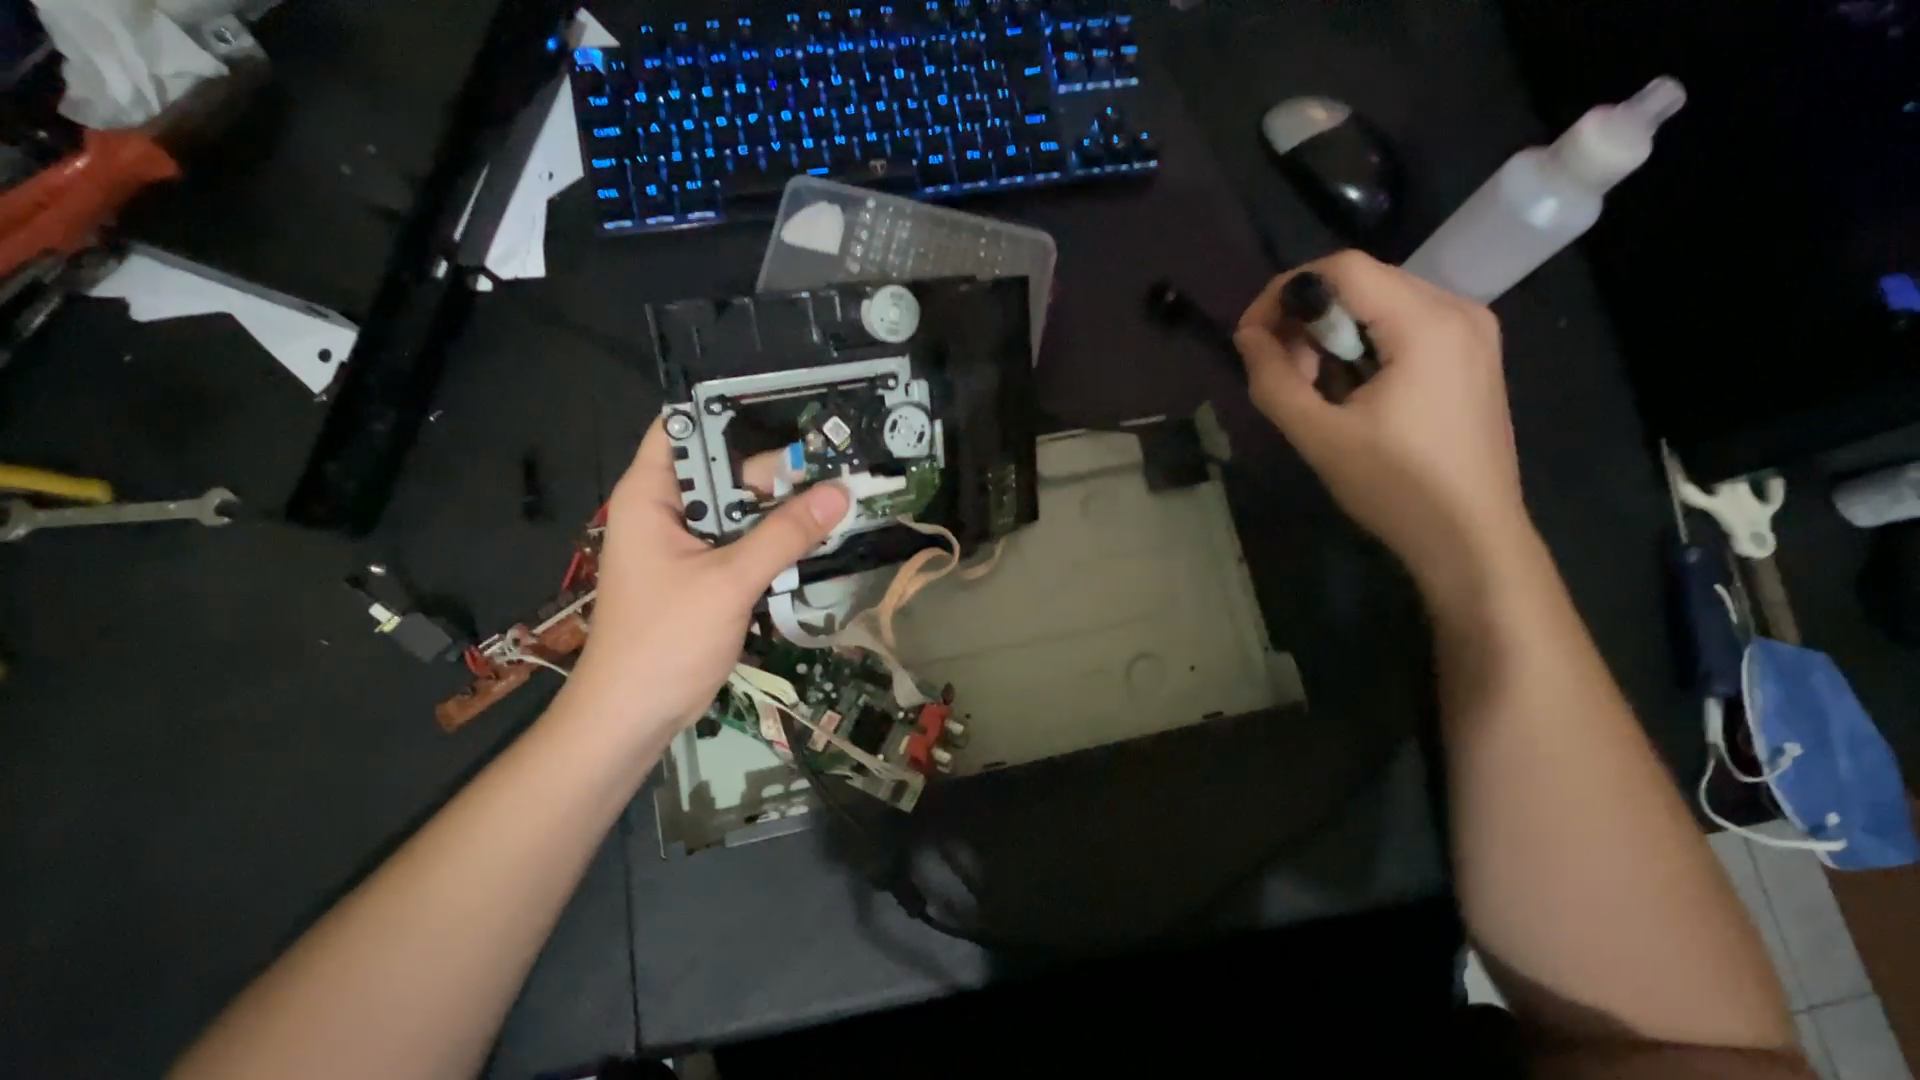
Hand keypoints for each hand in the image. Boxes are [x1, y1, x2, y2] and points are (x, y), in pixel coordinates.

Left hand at [565, 420, 851, 731]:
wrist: (633, 715)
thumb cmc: (665, 639)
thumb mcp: (729, 581)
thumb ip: (785, 534)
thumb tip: (840, 494)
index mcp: (651, 495)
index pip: (682, 427)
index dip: (727, 410)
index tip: (787, 404)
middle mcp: (666, 511)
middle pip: (723, 469)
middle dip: (775, 467)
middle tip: (833, 463)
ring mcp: (686, 545)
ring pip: (739, 509)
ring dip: (780, 507)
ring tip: (837, 494)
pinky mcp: (704, 575)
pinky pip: (742, 542)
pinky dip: (773, 539)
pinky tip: (815, 535)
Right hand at [1234, 251, 1534, 595]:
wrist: (1472, 539)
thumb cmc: (1396, 489)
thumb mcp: (1320, 437)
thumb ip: (1274, 380)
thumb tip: (1246, 336)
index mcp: (1427, 323)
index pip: (1343, 268)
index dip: (1285, 292)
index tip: (1252, 337)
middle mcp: (1458, 310)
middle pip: (1363, 282)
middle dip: (1308, 319)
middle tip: (1284, 374)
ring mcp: (1473, 331)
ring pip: (1381, 303)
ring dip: (1334, 334)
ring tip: (1314, 387)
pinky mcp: (1473, 355)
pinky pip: (1406, 325)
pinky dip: (1366, 344)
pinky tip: (1351, 389)